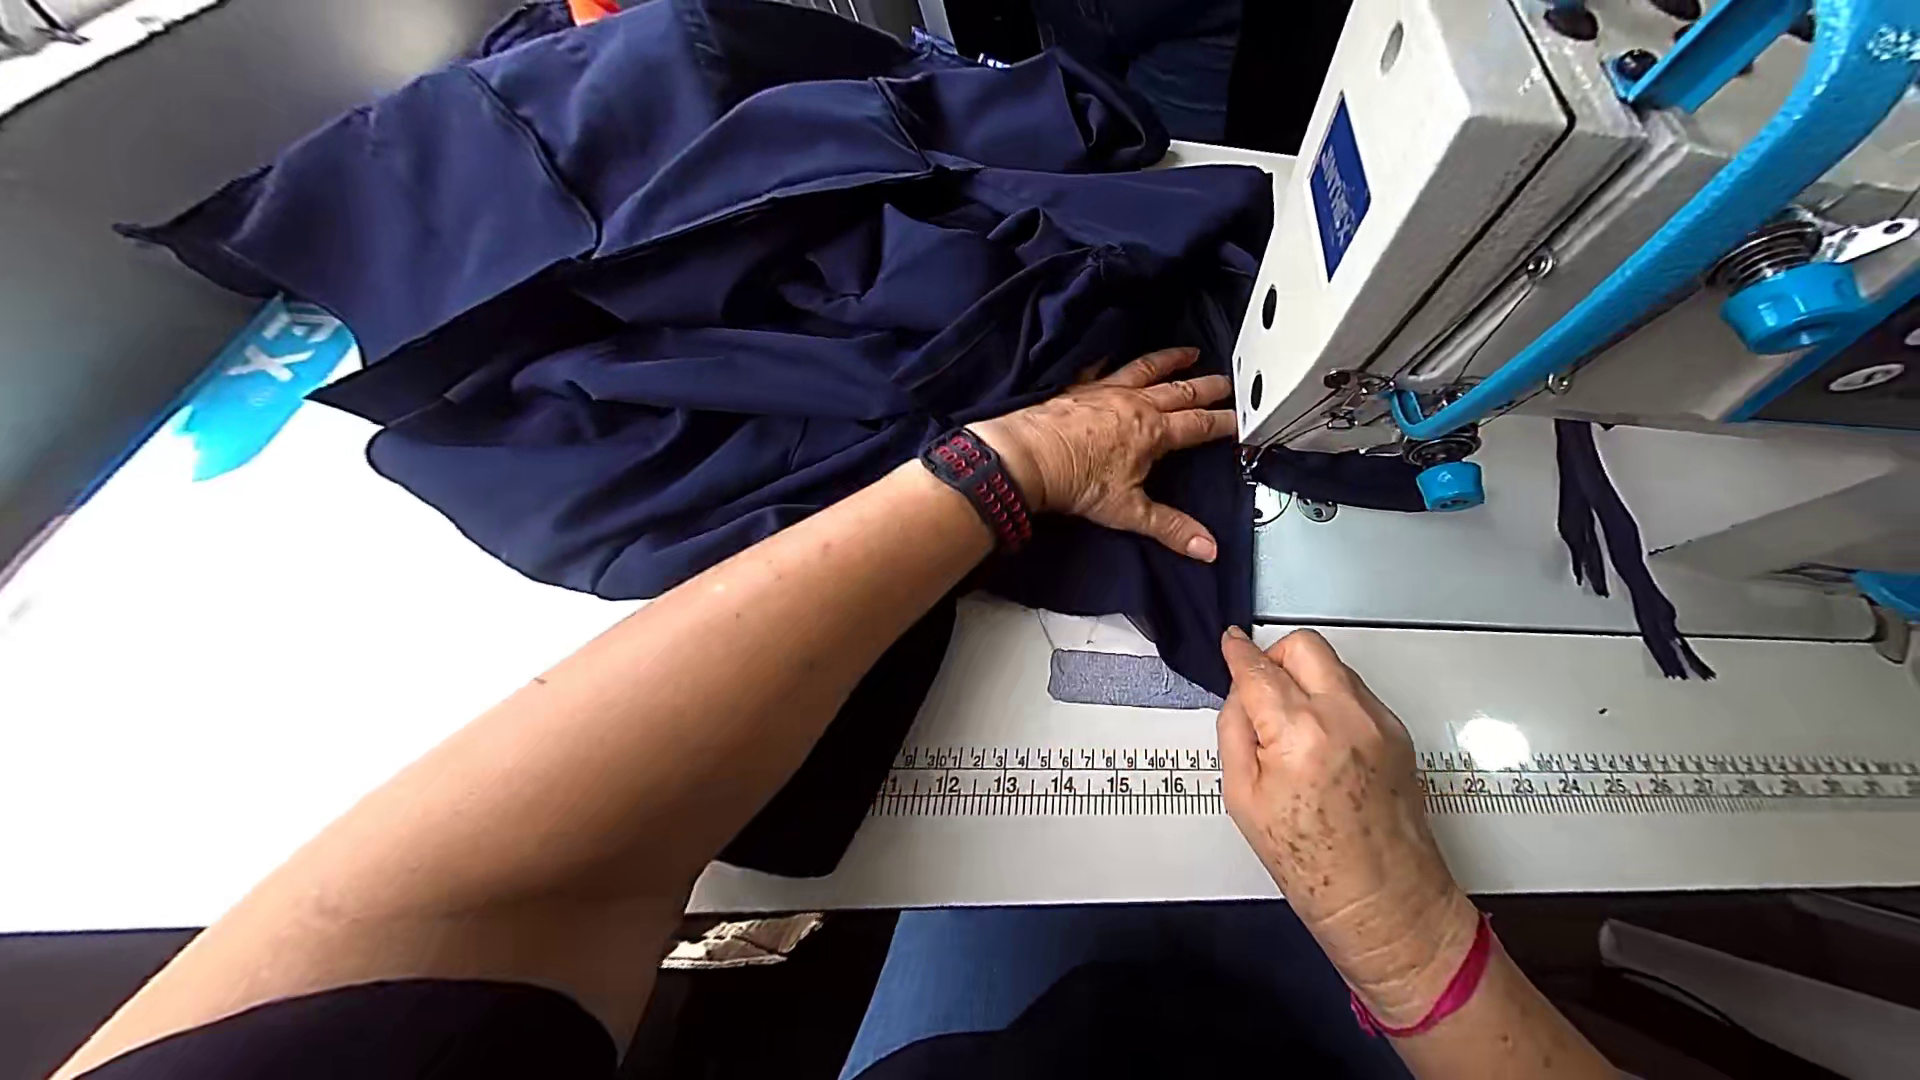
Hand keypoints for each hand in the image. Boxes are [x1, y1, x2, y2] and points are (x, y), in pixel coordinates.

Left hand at [972, 347, 1235, 561]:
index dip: (1224, 422)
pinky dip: (1109, 360)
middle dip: (1207, 387)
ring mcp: (1105, 391)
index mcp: (1153, 432)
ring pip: (1146, 370)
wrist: (1028, 459)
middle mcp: (1134, 404)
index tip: (1242, 419)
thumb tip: (1207, 549)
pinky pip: (1098, 368)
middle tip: (1227, 381)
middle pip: (1180, 392)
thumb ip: (1171, 528)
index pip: (1199, 425)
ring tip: (1189, 352)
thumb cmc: (1075, 483)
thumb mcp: (1128, 511)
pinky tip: (1111, 354)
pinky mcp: (1078, 389)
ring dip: (1170, 361)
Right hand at [1216, 627, 1479, 1026]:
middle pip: (1304, 646)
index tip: (1229, 641)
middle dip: (1274, 655)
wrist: (1387, 902)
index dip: (1237, 651)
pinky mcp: (1399, 732)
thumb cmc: (1305, 858)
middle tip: (1260, 686)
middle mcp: (1346, 715)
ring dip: (1303, 676)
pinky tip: (1320, 736)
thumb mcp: (1242, 795)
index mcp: (1299, 733)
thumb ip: (1235, 730)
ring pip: (1332, 664)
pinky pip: (1354, 690)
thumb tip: (1242, 693)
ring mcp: (1379, 721)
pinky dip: (1329, 696)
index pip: (1258, 670)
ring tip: (1290, 721)